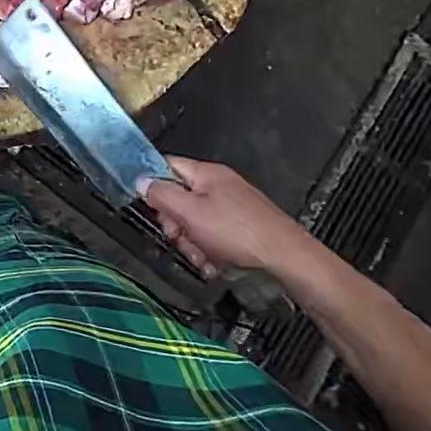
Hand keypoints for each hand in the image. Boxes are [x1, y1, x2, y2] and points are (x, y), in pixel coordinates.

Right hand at [138, 157, 317, 278]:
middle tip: (181, 236)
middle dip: (175, 224)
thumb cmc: (241, 233)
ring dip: (192, 243)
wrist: (288, 261)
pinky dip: (209, 252)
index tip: (153, 206)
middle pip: (179, 199)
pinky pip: (213, 237)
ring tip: (203, 255)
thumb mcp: (189, 212)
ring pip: (194, 222)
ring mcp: (233, 208)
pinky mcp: (242, 230)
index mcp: (207, 174)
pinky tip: (215, 263)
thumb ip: (160, 194)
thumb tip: (141, 181)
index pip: (166, 167)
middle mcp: (220, 187)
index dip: (153, 186)